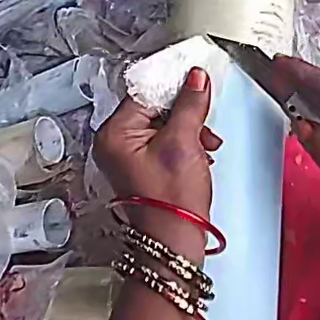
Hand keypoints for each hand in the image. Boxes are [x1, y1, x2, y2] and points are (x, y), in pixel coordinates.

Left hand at [93, 66, 221, 259]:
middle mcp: (115, 144)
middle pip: (153, 108)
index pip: (143, 93)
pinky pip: (165, 142)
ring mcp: (129, 158)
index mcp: (114, 134)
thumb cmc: (171, 202)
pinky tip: (201, 152)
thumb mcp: (184, 142)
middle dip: (184, 112)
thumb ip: (189, 104)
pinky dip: (185, 143)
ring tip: (206, 144)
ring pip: (162, 125)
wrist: (175, 241)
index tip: (195, 78)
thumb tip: (195, 79)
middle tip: (204, 119)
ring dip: (189, 129)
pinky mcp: (144, 168)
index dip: (172, 86)